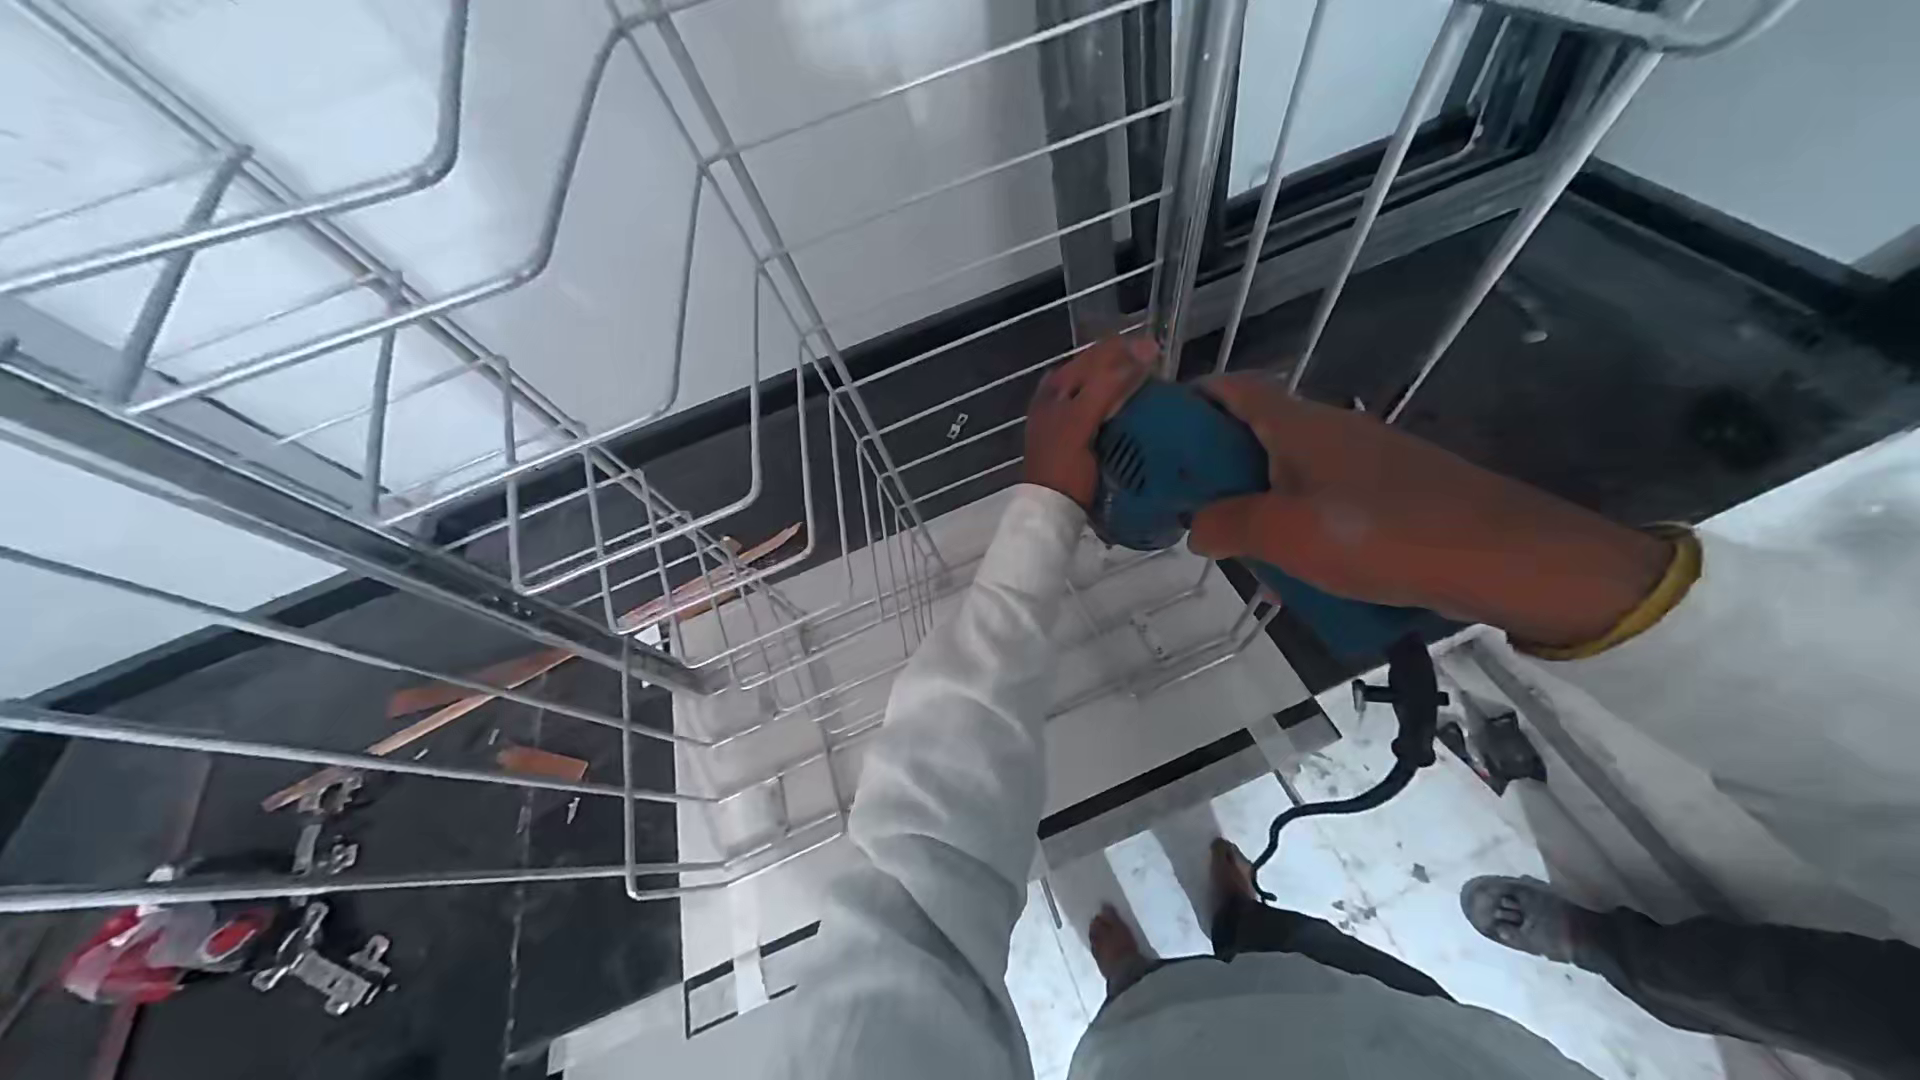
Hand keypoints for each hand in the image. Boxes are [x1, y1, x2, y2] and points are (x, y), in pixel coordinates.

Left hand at [1022, 335, 1153, 507]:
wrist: (1053, 508)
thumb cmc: (1063, 465)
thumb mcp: (1079, 421)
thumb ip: (1104, 387)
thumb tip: (1140, 355)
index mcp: (1053, 388)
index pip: (1091, 356)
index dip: (1122, 349)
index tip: (1155, 351)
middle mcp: (1057, 396)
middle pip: (1095, 369)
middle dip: (1124, 363)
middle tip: (1158, 363)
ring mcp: (1067, 417)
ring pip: (1099, 387)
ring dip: (1123, 380)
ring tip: (1151, 379)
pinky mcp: (1079, 436)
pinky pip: (1101, 408)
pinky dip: (1118, 401)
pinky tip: (1135, 404)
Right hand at [1187, 373, 1670, 647]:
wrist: (1505, 557)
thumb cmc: (1379, 534)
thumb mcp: (1282, 535)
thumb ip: (1225, 526)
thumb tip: (1196, 527)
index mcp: (1296, 425)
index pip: (1233, 388)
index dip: (1193, 398)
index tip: (1161, 432)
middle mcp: (1328, 429)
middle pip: (1256, 430)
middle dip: (1216, 464)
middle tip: (1191, 503)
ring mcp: (1364, 457)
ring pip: (1288, 468)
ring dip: (1256, 499)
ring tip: (1239, 543)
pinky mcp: (1390, 487)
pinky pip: (1323, 495)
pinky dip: (1297, 519)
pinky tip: (1297, 564)